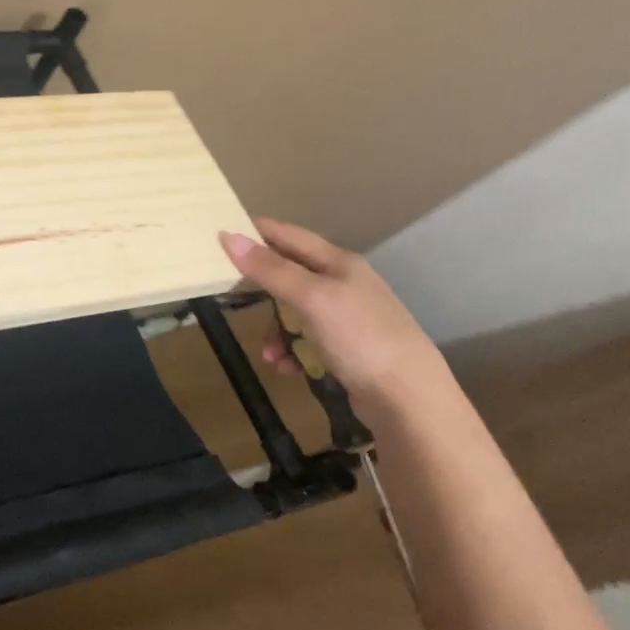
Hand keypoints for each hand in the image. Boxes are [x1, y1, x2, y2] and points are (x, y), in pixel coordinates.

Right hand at [218, 217, 445, 405]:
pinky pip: (305, 341)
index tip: (220, 232)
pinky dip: (291, 351)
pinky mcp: (347, 348)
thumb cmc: (360, 337)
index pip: (289, 235)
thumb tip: (228, 236)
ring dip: (275, 330)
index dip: (256, 231)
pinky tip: (287, 367)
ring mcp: (347, 317)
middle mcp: (343, 284)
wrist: (409, 398)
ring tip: (269, 353)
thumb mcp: (312, 298)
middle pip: (289, 274)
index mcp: (339, 263)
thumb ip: (271, 269)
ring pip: (293, 312)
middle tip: (230, 293)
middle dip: (261, 289)